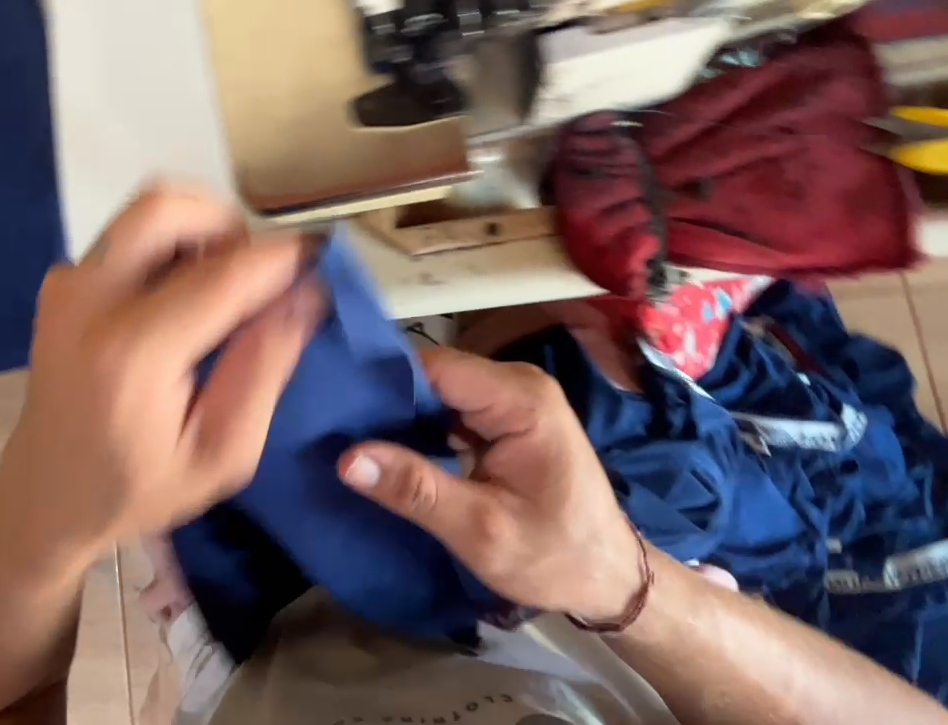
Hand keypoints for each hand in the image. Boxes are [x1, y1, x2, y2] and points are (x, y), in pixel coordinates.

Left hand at [0, 184, 326, 559]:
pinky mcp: (60, 281)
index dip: (280, 256)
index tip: (320, 253)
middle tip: (258, 273)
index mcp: (131, 352)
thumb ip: (265, 365)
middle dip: (228, 224)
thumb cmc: (138, 487)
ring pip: (146, 212)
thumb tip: (308, 291)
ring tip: (222, 288)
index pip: (222, 274)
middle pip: (166, 207)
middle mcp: (88, 299)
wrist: (45, 496)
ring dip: (199, 230)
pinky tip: (181, 300)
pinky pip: (127, 236)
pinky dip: (169, 246)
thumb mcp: (223, 452)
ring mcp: (66, 283)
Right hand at [338, 347, 643, 620]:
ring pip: (434, 386)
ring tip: (351, 434)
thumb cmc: (556, 557)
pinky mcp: (502, 413)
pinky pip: (446, 403)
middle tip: (336, 427)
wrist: (611, 580)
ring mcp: (510, 395)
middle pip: (431, 372)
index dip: (382, 384)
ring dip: (398, 412)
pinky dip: (417, 423)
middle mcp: (516, 382)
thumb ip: (415, 489)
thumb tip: (346, 458)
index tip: (337, 409)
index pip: (432, 367)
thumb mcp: (481, 532)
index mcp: (520, 398)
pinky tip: (386, 444)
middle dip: (386, 399)